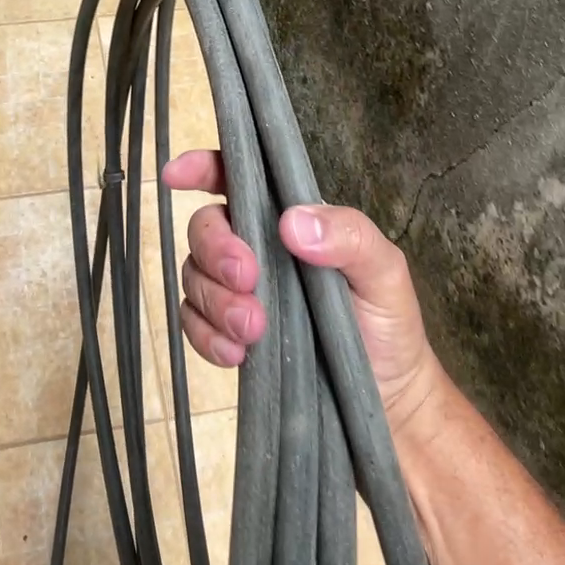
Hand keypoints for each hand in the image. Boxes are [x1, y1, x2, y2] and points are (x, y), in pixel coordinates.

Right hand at [161, 149, 444, 433]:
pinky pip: (192, 322)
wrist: (385, 397)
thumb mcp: (383, 270)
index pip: (235, 176)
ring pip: (194, 275)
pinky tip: (237, 354)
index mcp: (285, 215)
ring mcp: (234, 289)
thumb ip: (348, 236)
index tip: (177, 175)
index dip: (201, 167)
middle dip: (217, 250)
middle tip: (247, 279)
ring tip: (254, 330)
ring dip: (215, 300)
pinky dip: (206, 336)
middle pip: (205, 226)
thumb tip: (292, 223)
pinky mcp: (224, 331)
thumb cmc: (387, 320)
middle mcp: (253, 244)